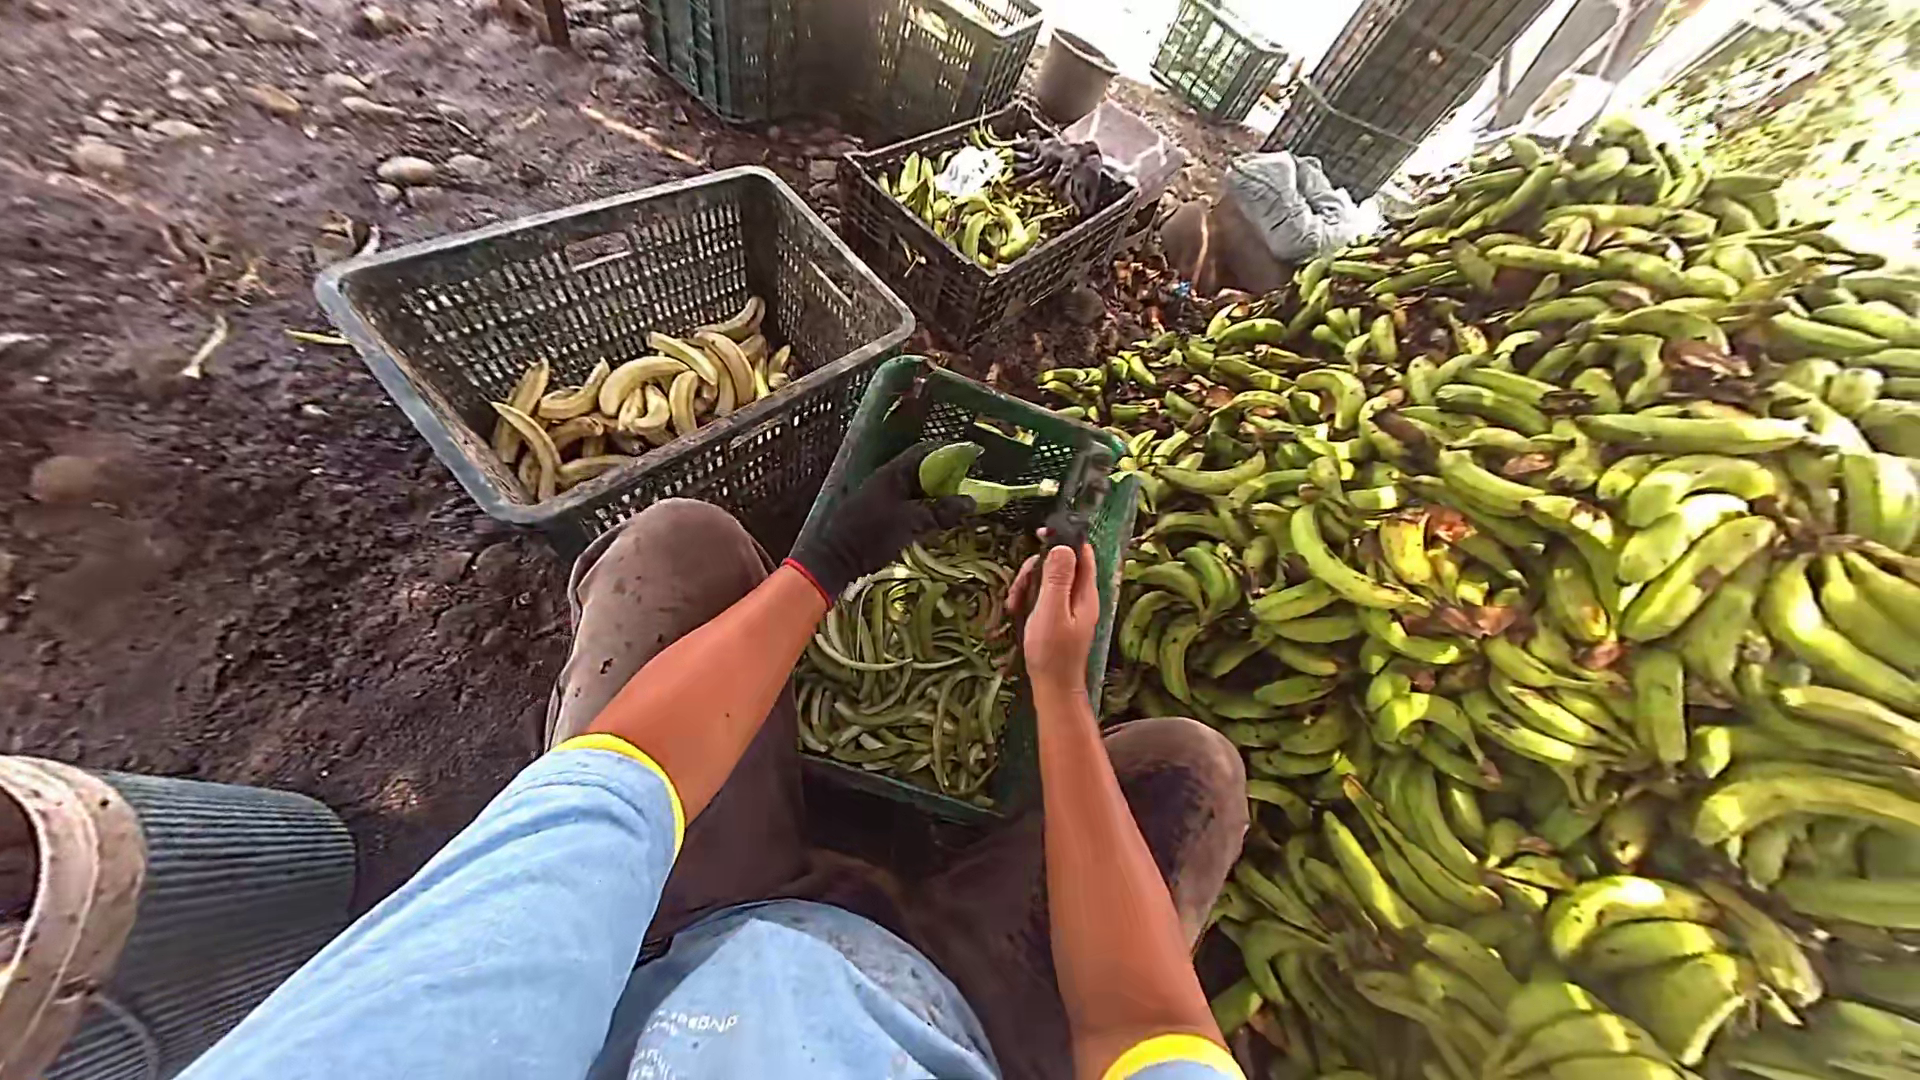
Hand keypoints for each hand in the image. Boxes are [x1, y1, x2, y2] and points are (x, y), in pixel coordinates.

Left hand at [787, 442, 974, 599]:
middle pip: (923, 470)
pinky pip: (910, 504)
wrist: (835, 560)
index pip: (925, 452)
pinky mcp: (881, 515)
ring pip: (917, 489)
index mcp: (893, 474)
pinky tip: (939, 519)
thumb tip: (971, 502)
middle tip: (971, 484)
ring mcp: (883, 498)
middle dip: (948, 476)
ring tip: (959, 502)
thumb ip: (941, 511)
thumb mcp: (911, 523)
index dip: (950, 452)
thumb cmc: (870, 535)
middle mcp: (888, 481)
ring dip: (938, 494)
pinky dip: (927, 508)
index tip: (972, 456)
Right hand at [1007, 540, 1099, 696]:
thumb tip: (1063, 545)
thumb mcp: (1051, 610)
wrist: (1052, 688)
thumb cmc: (1052, 651)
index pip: (1082, 552)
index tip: (1041, 535)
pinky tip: (1017, 613)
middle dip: (1036, 569)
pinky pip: (1043, 597)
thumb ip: (1057, 578)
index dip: (1064, 539)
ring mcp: (1069, 608)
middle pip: (1060, 565)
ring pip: (1047, 581)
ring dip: (1028, 586)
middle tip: (1020, 587)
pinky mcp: (1058, 618)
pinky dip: (1028, 601)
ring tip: (1014, 605)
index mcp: (1085, 592)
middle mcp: (1081, 597)